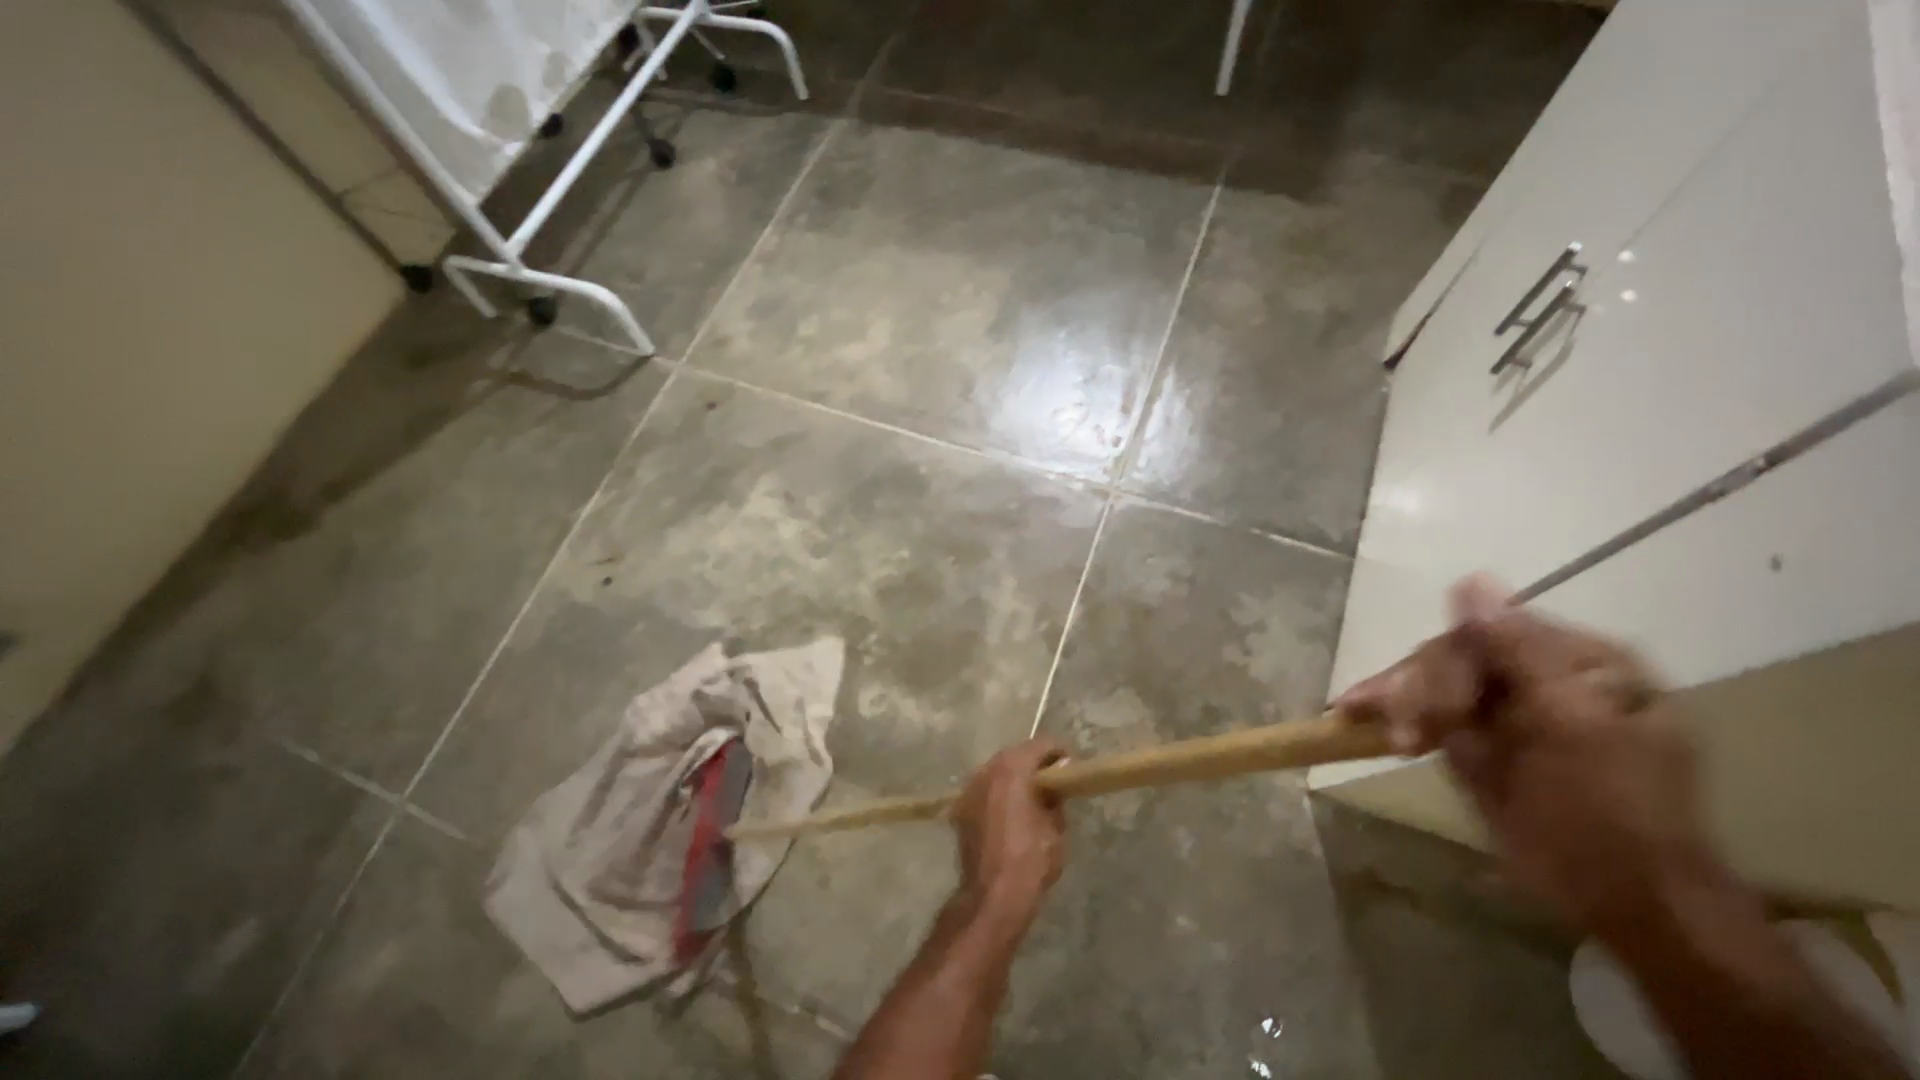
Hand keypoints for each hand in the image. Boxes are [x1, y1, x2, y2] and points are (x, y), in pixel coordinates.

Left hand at [951, 738, 1068, 928]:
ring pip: (996, 771)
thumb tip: (1054, 785)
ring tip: (1032, 798)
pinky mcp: (960, 809)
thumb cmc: (1032, 859)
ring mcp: (969, 789)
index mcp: (1013, 768)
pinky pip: (984, 791)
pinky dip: (998, 794)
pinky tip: (1011, 813)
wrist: (993, 895)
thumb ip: (1055, 797)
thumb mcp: (1056, 826)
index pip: (1042, 745)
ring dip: (1014, 778)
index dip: (1060, 754)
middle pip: (1015, 754)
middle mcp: (986, 770)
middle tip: (1054, 782)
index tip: (1071, 770)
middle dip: (1035, 764)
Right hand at [1336, 577, 1716, 940]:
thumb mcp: (1571, 722)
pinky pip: (1430, 719)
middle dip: (1422, 690)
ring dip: (1401, 704)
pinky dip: (1398, 719)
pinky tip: (1362, 721)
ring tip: (1379, 733)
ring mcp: (1509, 713)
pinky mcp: (1483, 747)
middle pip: (1457, 657)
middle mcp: (1542, 676)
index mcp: (1580, 661)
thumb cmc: (1614, 810)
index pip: (1492, 632)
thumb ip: (1518, 649)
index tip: (1430, 710)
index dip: (1450, 663)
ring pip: (1434, 685)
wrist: (1627, 900)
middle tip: (1400, 735)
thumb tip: (1472, 580)